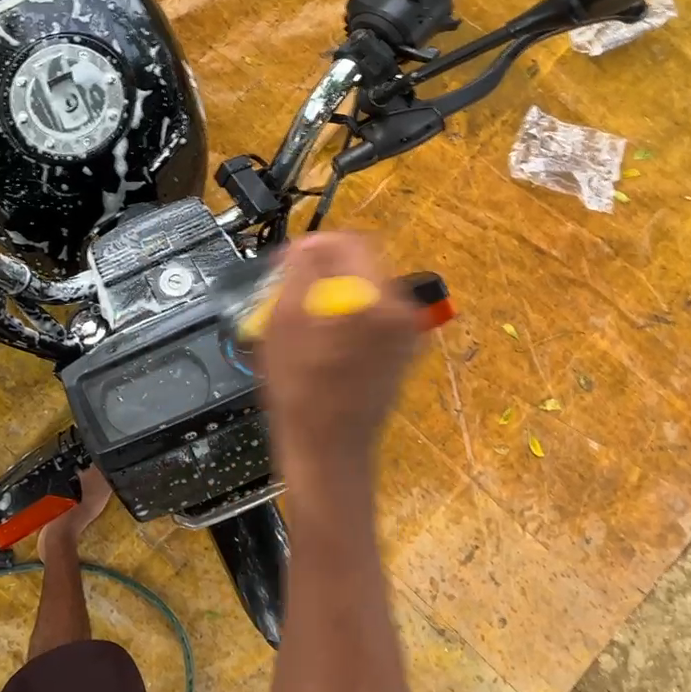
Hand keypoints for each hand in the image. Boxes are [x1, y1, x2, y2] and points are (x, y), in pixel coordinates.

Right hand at [256, 233, 428, 474]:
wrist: (328, 449)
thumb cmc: (300, 389)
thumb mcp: (284, 320)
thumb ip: (298, 271)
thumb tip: (306, 244)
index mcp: (374, 298)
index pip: (350, 242)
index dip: (315, 246)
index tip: (289, 264)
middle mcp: (401, 311)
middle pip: (360, 264)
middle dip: (323, 271)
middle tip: (291, 293)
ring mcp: (406, 334)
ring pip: (365, 289)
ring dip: (333, 293)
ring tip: (304, 320)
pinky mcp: (402, 353)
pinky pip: (373, 315)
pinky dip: (348, 316)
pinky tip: (322, 341)